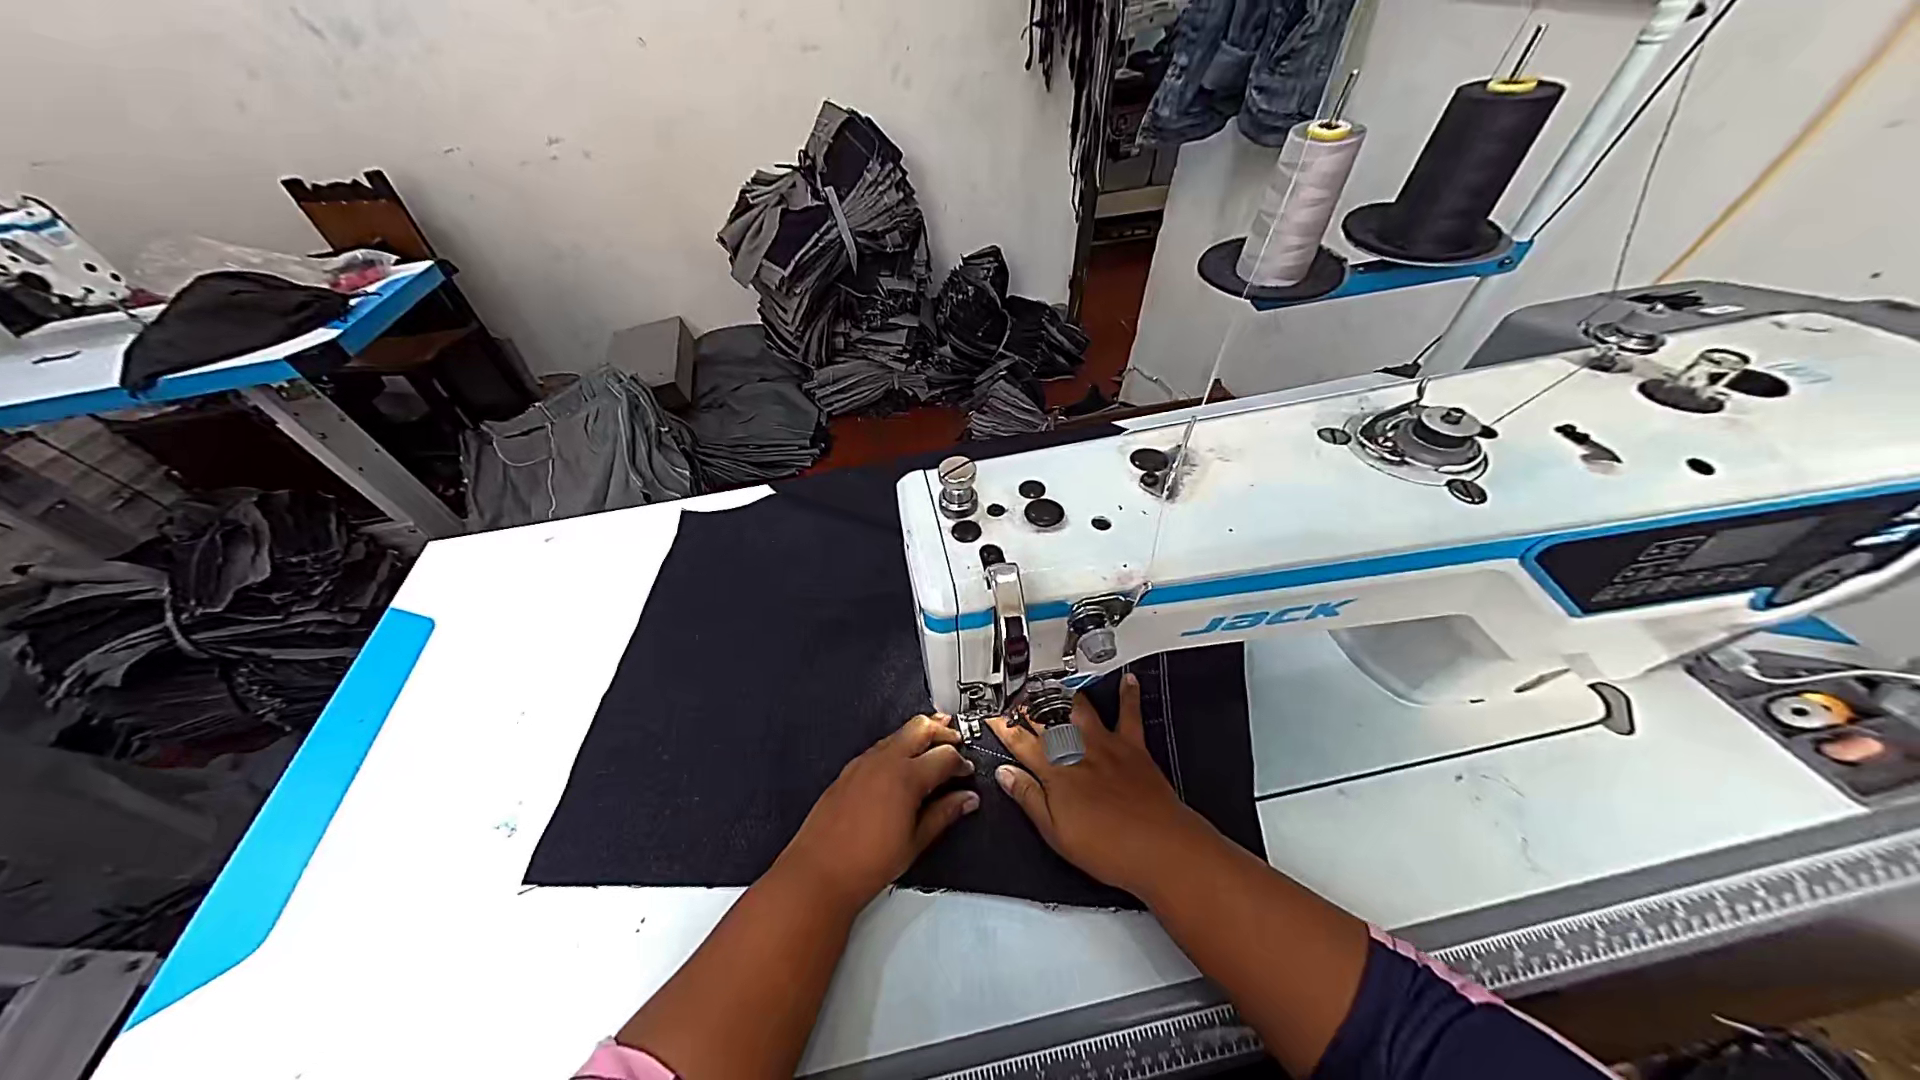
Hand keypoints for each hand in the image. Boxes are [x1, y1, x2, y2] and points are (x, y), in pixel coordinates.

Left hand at [773, 714, 978, 911]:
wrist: (819, 873)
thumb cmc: (863, 864)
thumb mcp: (916, 841)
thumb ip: (944, 814)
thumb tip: (965, 800)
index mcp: (906, 776)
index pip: (945, 755)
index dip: (961, 762)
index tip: (966, 772)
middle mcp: (884, 761)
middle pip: (921, 727)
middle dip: (943, 732)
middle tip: (955, 742)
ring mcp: (863, 763)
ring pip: (898, 733)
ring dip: (918, 737)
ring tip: (931, 751)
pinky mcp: (848, 770)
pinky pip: (879, 747)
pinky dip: (897, 748)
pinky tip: (901, 766)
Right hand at [988, 674, 1220, 899]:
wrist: (1159, 848)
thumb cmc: (1109, 848)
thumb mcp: (1055, 832)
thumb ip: (1028, 797)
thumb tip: (1005, 776)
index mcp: (1055, 771)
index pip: (1020, 742)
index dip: (1003, 728)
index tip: (993, 719)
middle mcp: (1078, 750)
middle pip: (1045, 720)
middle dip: (1027, 708)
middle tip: (1016, 699)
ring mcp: (1105, 745)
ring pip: (1079, 709)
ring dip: (1064, 696)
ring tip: (1052, 687)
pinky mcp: (1132, 747)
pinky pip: (1129, 713)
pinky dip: (1127, 695)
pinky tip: (1126, 681)